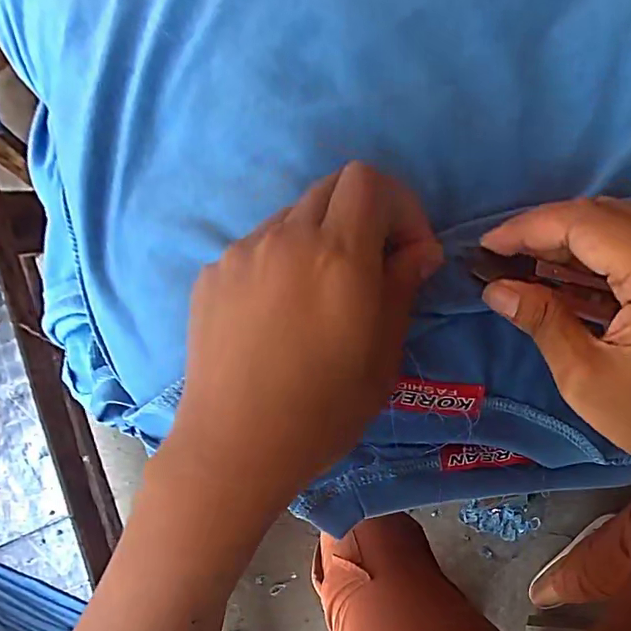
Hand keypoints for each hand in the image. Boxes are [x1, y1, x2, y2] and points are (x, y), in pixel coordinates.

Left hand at [164, 163, 442, 506]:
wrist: (237, 448)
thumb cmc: (323, 415)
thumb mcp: (382, 361)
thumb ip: (401, 292)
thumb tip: (419, 251)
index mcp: (338, 257)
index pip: (370, 182)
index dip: (400, 205)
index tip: (410, 252)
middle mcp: (286, 238)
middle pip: (331, 189)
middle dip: (364, 217)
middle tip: (373, 271)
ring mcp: (242, 253)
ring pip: (292, 218)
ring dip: (320, 241)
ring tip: (321, 300)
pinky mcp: (212, 276)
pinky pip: (258, 249)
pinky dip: (282, 264)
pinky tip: (279, 318)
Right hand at [479, 198, 630, 478]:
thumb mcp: (583, 375)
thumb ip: (541, 320)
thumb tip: (495, 288)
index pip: (583, 224)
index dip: (529, 229)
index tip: (487, 246)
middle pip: (602, 215)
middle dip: (545, 232)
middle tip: (500, 258)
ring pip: (619, 222)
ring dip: (569, 241)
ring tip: (523, 265)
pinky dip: (599, 255)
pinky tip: (562, 274)